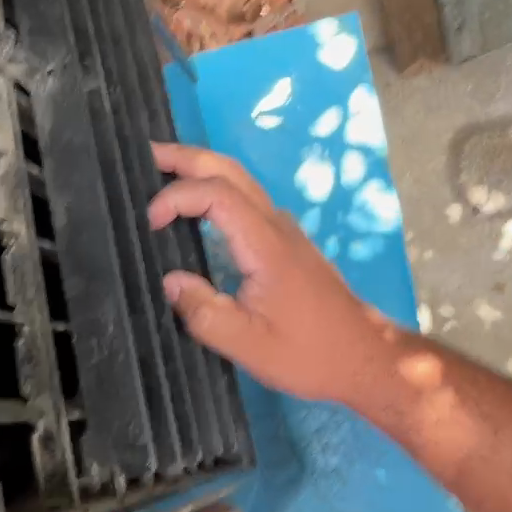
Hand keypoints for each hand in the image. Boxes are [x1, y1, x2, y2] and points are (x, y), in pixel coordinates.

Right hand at [148, 143, 401, 403]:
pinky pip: (244, 198)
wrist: (366, 357)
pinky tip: (194, 205)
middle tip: (145, 154)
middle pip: (229, 170)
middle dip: (185, 157)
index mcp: (266, 244)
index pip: (216, 194)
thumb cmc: (309, 354)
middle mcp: (275, 225)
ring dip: (199, 168)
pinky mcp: (284, 241)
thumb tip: (170, 282)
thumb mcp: (249, 346)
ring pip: (239, 179)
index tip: (150, 222)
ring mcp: (283, 229)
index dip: (177, 197)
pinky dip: (213, 186)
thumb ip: (204, 313)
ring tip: (160, 170)